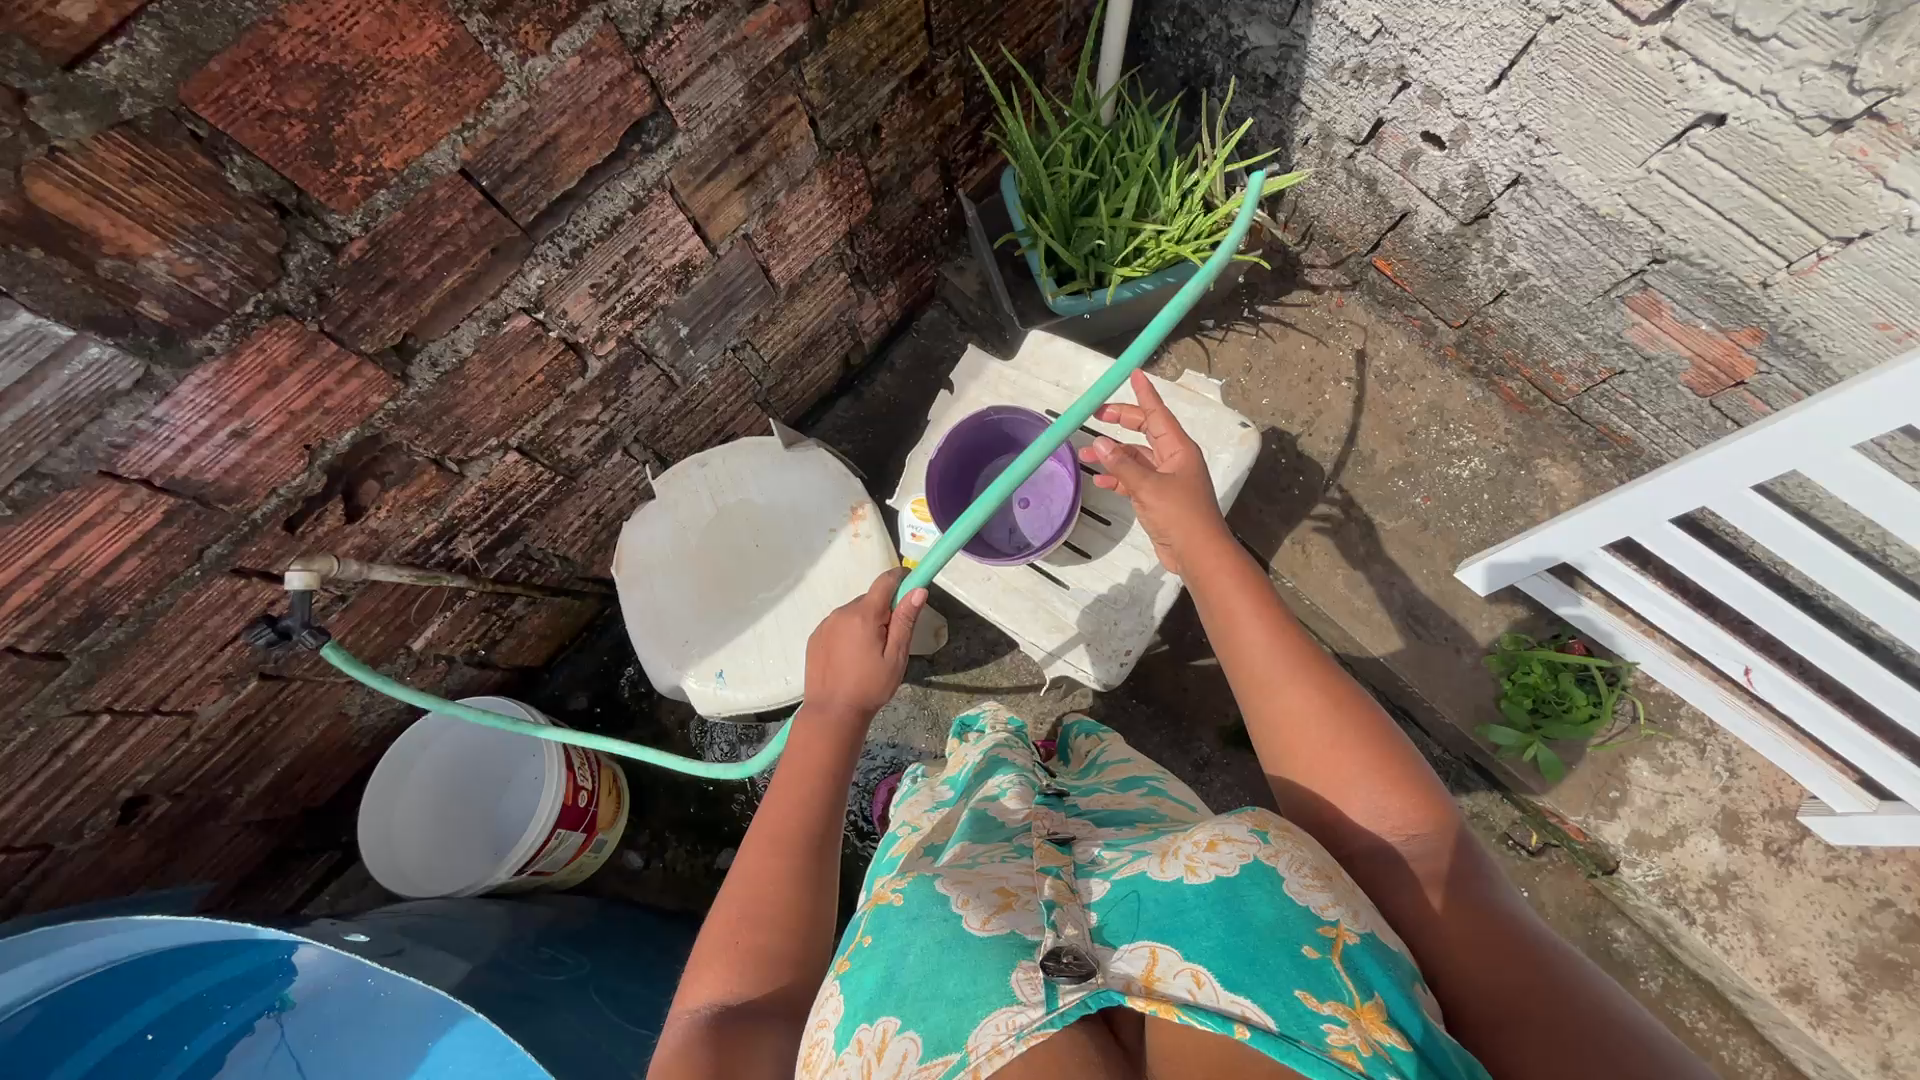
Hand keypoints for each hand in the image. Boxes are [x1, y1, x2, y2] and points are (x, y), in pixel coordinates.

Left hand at [802, 567, 926, 724]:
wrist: (832, 713)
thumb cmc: (870, 687)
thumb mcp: (896, 656)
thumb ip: (906, 621)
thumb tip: (918, 590)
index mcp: (864, 615)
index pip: (885, 582)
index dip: (900, 579)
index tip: (911, 587)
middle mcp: (841, 613)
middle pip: (869, 599)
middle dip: (883, 611)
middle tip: (890, 641)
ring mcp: (825, 624)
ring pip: (853, 613)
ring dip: (864, 623)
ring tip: (868, 654)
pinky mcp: (815, 637)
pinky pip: (838, 625)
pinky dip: (848, 633)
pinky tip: (850, 658)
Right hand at [1078, 370, 1228, 574]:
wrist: (1197, 553)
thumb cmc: (1179, 515)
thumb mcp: (1148, 487)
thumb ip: (1122, 465)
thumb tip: (1100, 443)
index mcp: (1178, 448)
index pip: (1157, 413)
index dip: (1144, 394)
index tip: (1133, 374)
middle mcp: (1173, 458)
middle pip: (1145, 431)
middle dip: (1121, 422)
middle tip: (1096, 415)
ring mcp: (1165, 478)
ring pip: (1135, 457)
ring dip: (1113, 454)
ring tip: (1085, 454)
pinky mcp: (1158, 497)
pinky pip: (1134, 479)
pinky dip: (1118, 477)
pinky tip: (1100, 479)